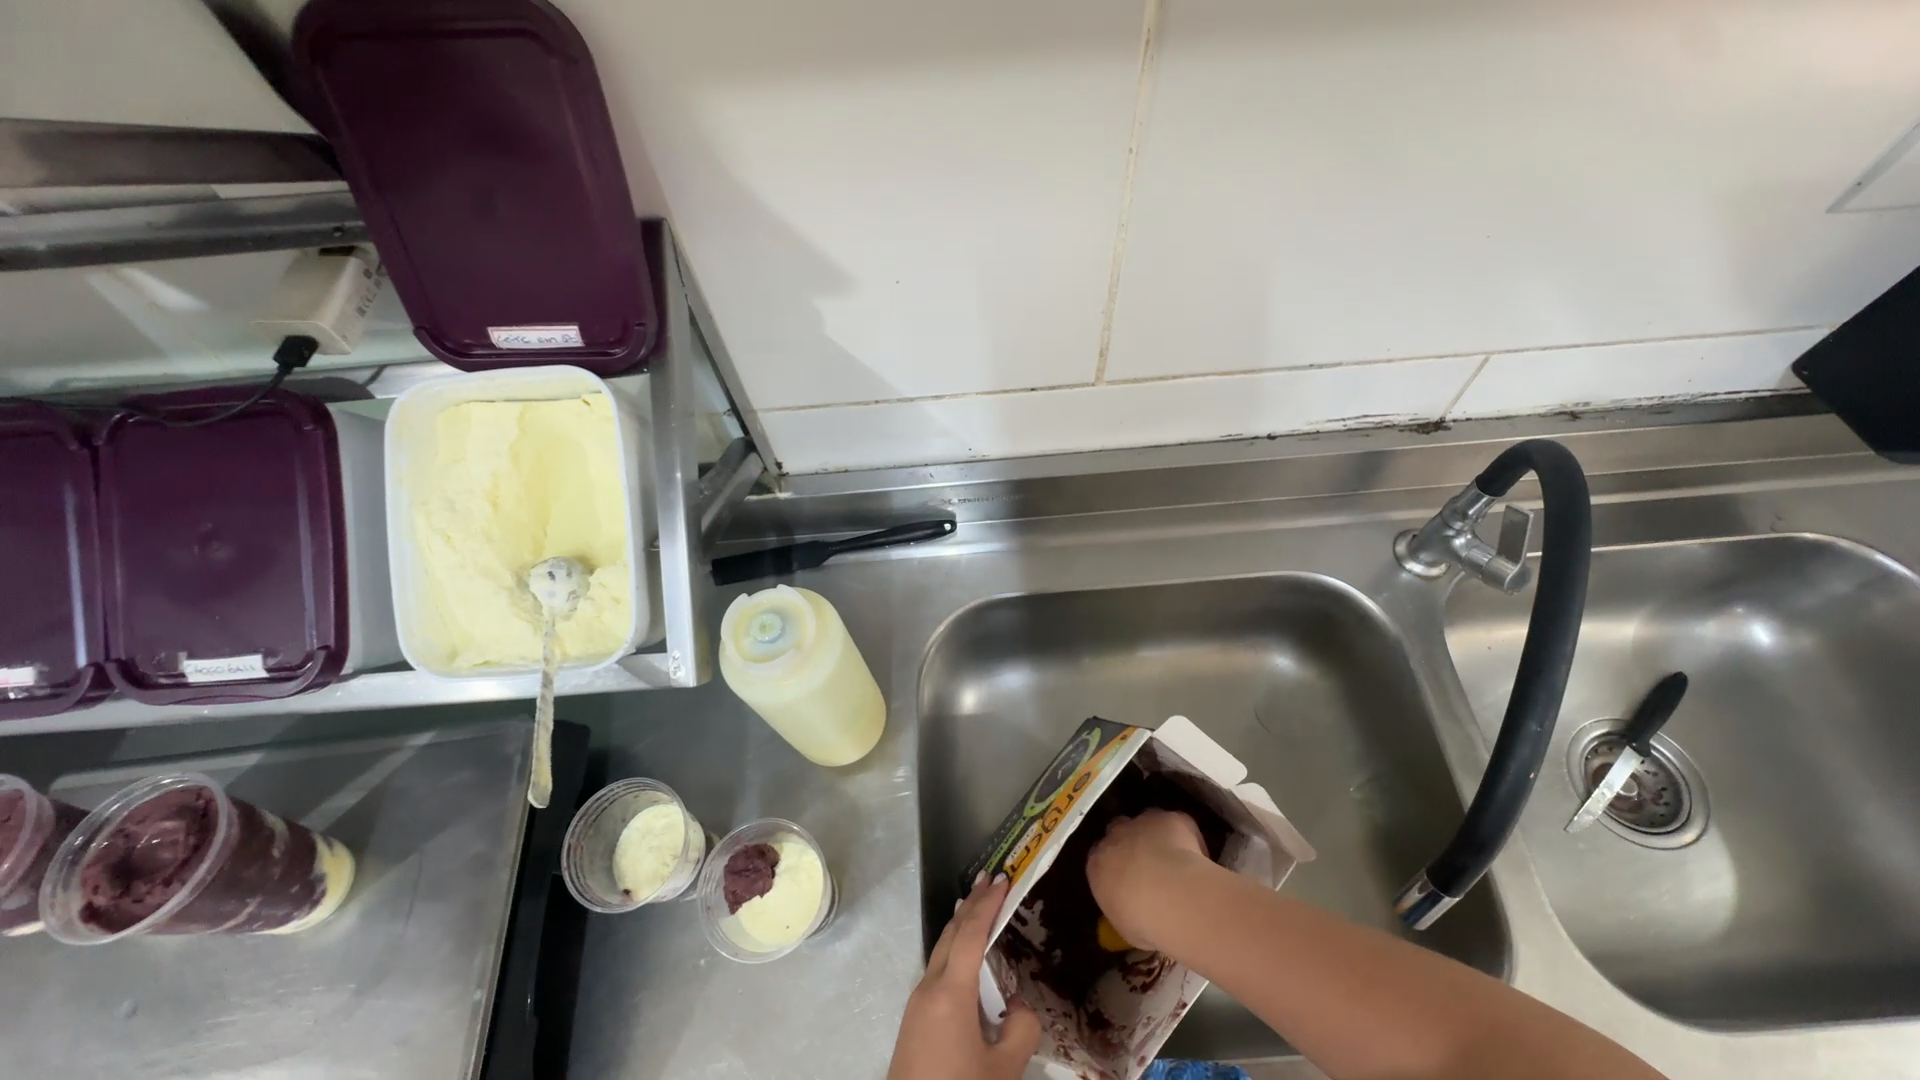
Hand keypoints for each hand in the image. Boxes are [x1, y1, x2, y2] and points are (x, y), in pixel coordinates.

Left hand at [886, 874, 1040, 1079]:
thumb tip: (1017, 1006)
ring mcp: (917, 1003)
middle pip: (951, 934)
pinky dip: (954, 949)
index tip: (1002, 879)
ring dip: (961, 926)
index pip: (971, 934)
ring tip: (980, 906)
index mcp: (951, 992)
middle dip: (972, 905)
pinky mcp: (915, 1020)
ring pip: (941, 951)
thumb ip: (1021, 1029)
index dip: (988, 904)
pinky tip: (965, 957)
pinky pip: (937, 969)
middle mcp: (929, 988)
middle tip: (992, 880)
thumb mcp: (1004, 1068)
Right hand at [1086, 810, 1208, 952]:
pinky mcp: (1170, 818)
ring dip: (1155, 833)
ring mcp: (1142, 823)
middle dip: (1130, 840)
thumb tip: (1133, 912)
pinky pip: (1176, 822)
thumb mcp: (1125, 926)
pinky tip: (1196, 854)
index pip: (1099, 858)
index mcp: (1098, 865)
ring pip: (1146, 820)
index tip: (1127, 877)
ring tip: (1174, 855)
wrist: (1171, 896)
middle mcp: (1115, 837)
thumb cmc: (1142, 920)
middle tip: (1149, 861)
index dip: (1114, 864)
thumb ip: (1125, 910)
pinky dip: (1185, 834)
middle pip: (1118, 830)